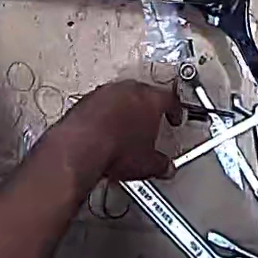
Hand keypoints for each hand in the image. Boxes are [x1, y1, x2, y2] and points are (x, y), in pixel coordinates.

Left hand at [42, 80, 182, 182]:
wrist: (82, 147)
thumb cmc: (115, 149)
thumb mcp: (147, 164)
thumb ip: (161, 163)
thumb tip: (165, 168)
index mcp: (151, 99)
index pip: (170, 99)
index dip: (174, 110)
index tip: (174, 117)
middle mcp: (129, 89)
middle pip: (144, 94)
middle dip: (148, 110)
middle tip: (149, 126)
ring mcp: (107, 92)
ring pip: (122, 97)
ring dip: (125, 111)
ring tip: (124, 131)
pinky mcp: (88, 98)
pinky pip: (102, 103)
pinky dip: (105, 115)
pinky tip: (104, 132)